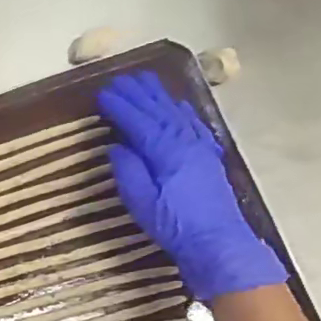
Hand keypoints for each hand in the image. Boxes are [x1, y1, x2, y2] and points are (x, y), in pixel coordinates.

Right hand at [96, 71, 285, 300]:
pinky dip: (179, 109)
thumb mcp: (141, 202)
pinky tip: (175, 104)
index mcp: (166, 151)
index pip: (139, 121)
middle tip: (121, 78)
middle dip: (139, 93)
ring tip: (144, 81)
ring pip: (176, 112)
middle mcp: (185, 141)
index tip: (103, 93)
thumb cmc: (174, 226)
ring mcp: (200, 146)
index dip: (121, 106)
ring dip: (159, 96)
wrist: (217, 241)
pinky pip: (191, 122)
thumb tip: (115, 145)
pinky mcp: (207, 156)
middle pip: (159, 110)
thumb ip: (128, 171)